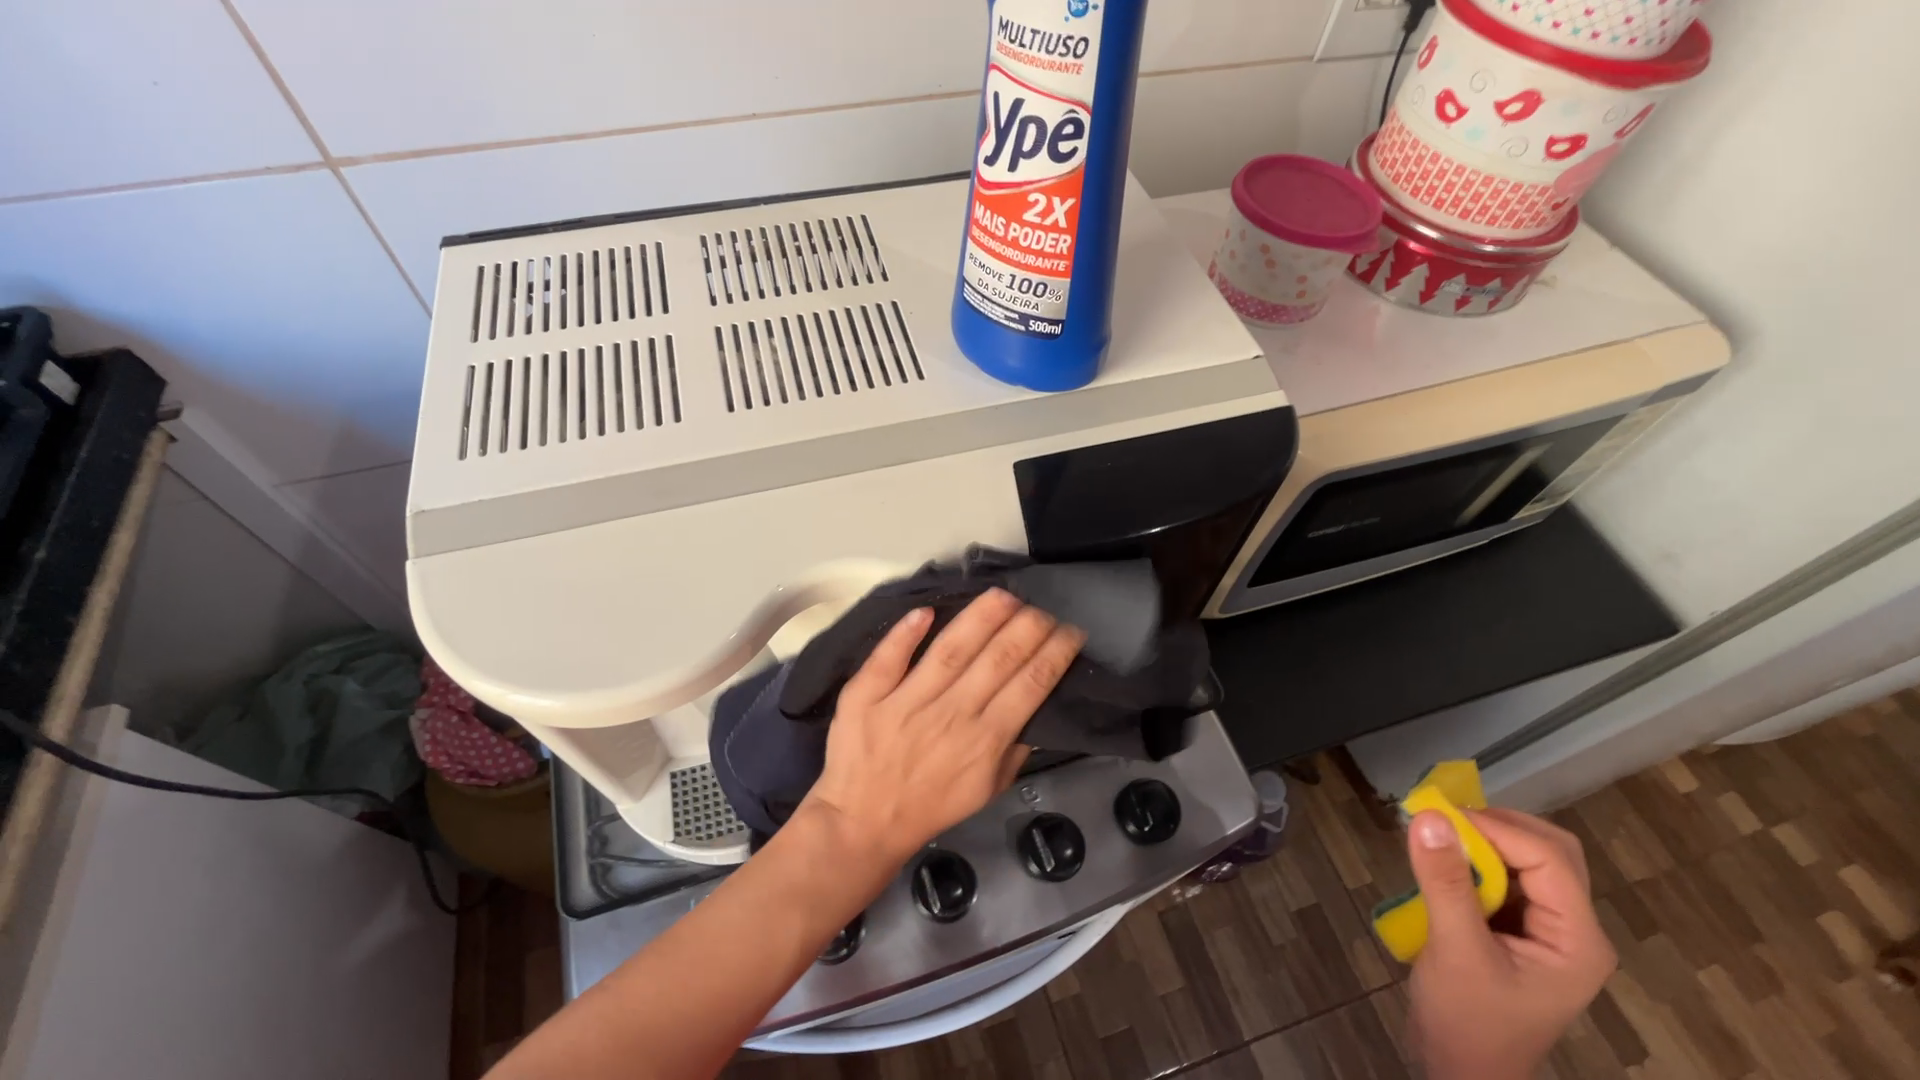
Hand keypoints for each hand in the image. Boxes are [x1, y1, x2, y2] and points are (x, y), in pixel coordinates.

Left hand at [800, 589, 1085, 865]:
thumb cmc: (930, 807)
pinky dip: (907, 632)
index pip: (1030, 684)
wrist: (862, 823)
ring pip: (950, 649)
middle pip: (997, 658)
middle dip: (1027, 626)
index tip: (1071, 630)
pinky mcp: (867, 695)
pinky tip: (927, 610)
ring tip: (1003, 595)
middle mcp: (950, 714)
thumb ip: (1013, 751)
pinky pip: (889, 657)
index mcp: (985, 739)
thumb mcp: (987, 790)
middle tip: (1043, 607)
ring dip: (980, 618)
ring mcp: (905, 701)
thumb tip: (1037, 711)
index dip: (1055, 652)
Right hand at [1405, 806, 1618, 1079]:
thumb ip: (1445, 882)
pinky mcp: (1522, 932)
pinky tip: (1446, 865)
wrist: (1460, 1074)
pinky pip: (1508, 879)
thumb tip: (1429, 817)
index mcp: (1577, 939)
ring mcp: (1550, 931)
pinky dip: (1478, 861)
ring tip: (1439, 838)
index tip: (1440, 814)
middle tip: (1443, 820)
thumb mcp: (1455, 950)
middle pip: (1550, 853)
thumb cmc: (1467, 1021)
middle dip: (1498, 828)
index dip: (1498, 828)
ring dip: (1486, 842)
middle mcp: (1575, 929)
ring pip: (1529, 861)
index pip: (1549, 859)